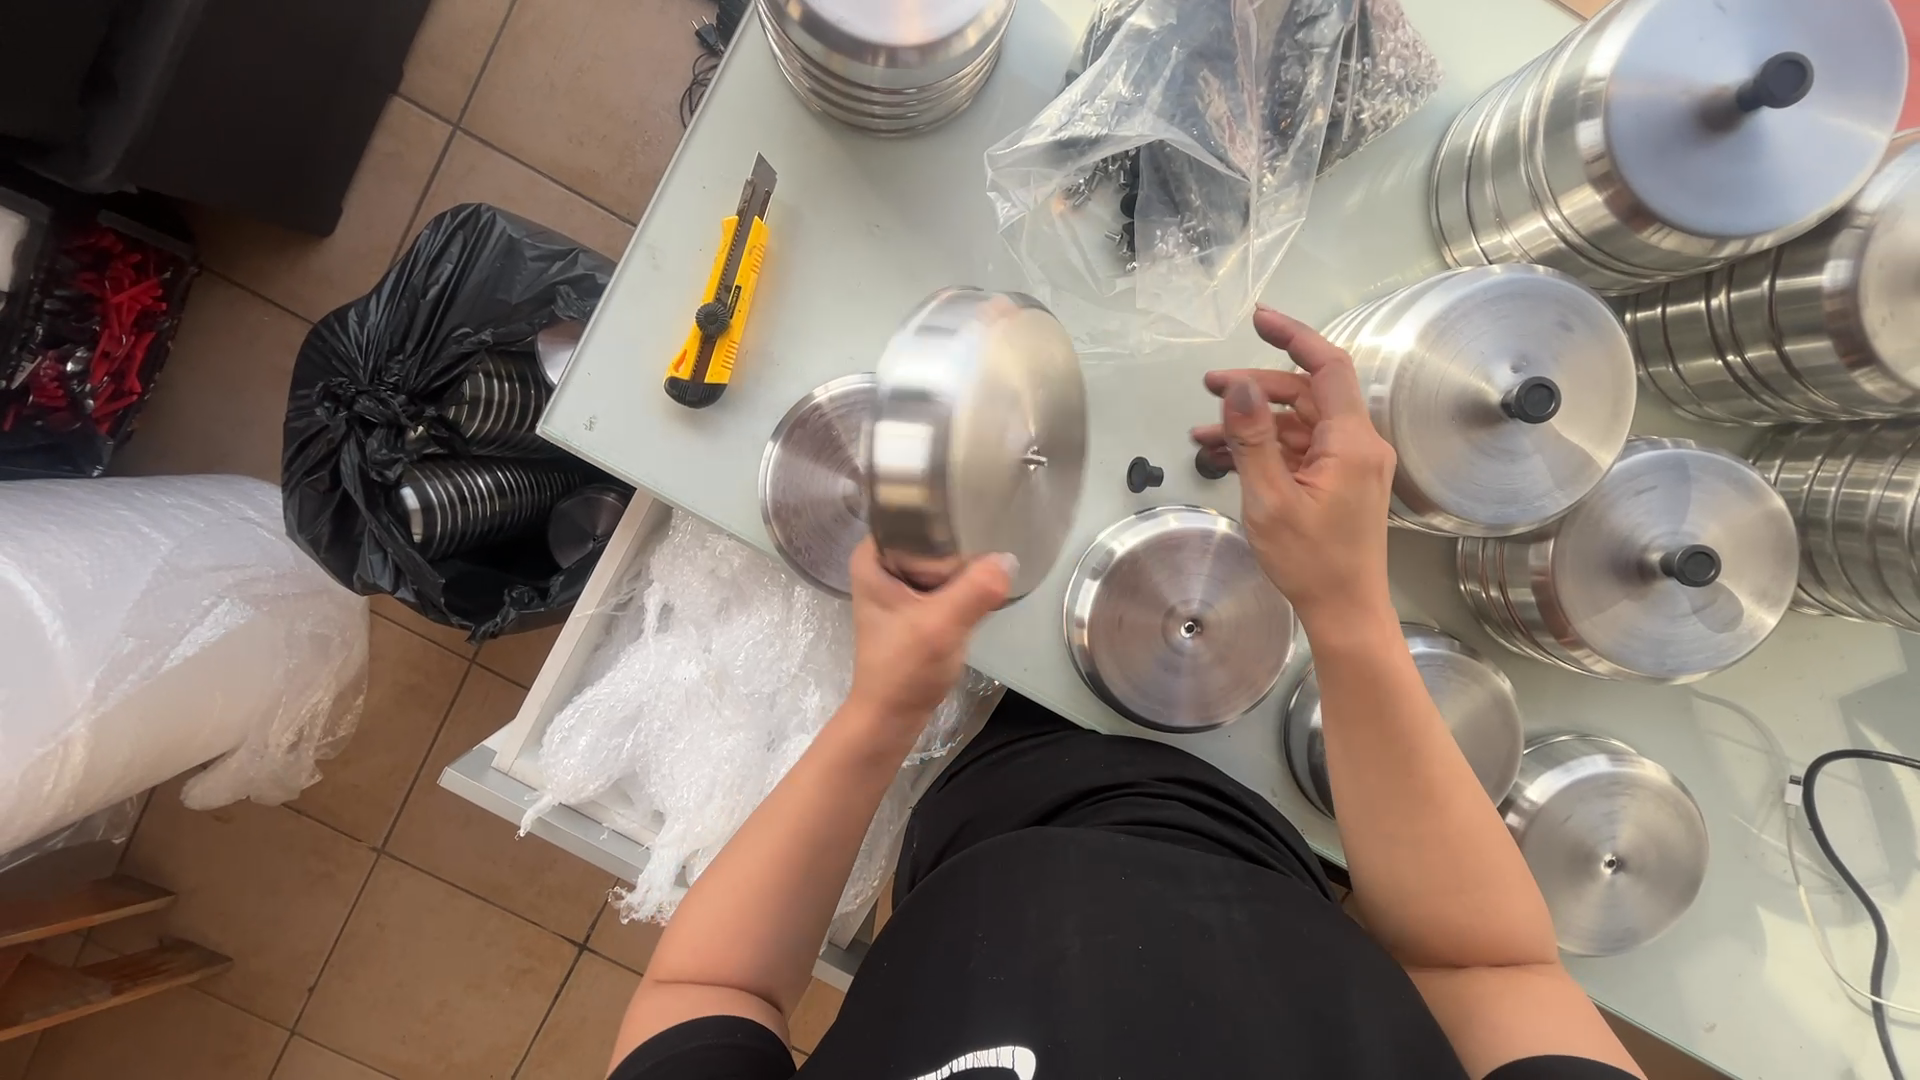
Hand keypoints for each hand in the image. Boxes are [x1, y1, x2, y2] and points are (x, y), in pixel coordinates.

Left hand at [845, 537, 1011, 726]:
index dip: (951, 525)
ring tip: (992, 574)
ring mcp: (899, 583)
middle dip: (964, 551)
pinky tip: (984, 592)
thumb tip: (1009, 560)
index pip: (918, 516)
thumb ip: (975, 591)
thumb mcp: (941, 626)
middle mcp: (882, 561)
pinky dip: (966, 586)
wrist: (892, 716)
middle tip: (990, 562)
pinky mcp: (917, 603)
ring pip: (946, 558)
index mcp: (872, 554)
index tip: (981, 532)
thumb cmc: (904, 669)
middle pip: (936, 536)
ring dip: (968, 569)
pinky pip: (948, 580)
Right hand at [1190, 306, 1396, 628]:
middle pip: (1305, 395)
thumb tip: (1236, 387)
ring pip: (1298, 424)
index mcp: (1352, 443)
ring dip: (1253, 424)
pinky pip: (1299, 451)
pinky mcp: (1338, 481)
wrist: (1343, 610)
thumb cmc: (1311, 562)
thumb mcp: (1270, 499)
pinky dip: (1265, 449)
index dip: (1294, 336)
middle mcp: (1358, 445)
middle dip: (1255, 387)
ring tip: (1204, 431)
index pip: (1327, 367)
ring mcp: (1349, 464)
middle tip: (1209, 386)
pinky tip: (1226, 456)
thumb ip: (1252, 439)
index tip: (1260, 319)